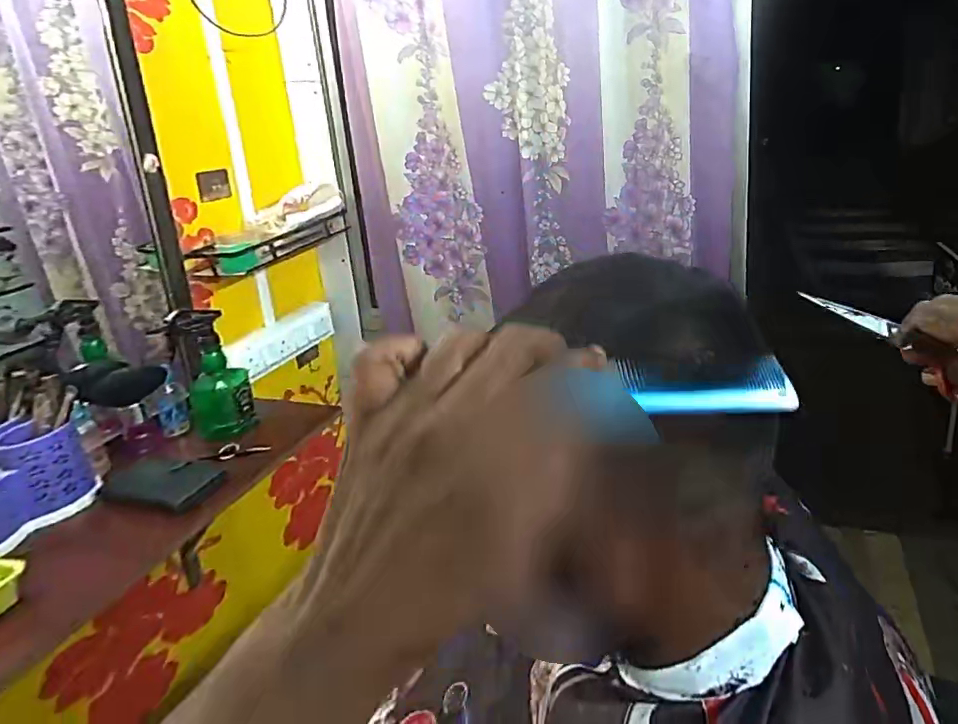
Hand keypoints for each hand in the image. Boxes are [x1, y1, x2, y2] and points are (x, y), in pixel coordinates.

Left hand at [296, 326, 590, 677]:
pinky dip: (406, 349)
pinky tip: (426, 364)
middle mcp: (455, 420)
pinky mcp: (364, 418)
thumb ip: (560, 477)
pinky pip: (379, 357)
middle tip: (557, 363)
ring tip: (503, 363)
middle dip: (549, 347)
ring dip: (492, 345)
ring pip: (459, 341)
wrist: (360, 617)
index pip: (558, 383)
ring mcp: (403, 413)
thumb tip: (579, 425)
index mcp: (501, 455)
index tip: (597, 370)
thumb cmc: (452, 590)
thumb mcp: (528, 544)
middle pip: (515, 346)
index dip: (586, 370)